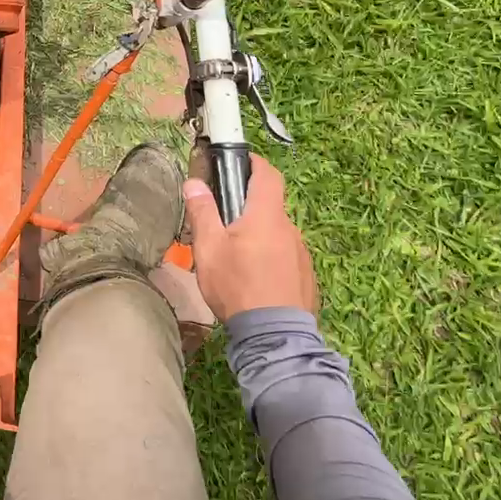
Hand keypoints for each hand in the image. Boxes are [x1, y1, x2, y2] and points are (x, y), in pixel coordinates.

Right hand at [182, 154, 317, 321]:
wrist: (275, 338)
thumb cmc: (237, 285)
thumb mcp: (209, 248)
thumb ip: (203, 212)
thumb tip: (195, 183)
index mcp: (266, 216)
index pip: (268, 174)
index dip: (253, 162)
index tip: (235, 161)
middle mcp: (289, 230)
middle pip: (268, 205)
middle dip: (245, 206)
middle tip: (220, 220)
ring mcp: (301, 255)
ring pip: (275, 233)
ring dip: (256, 234)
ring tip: (233, 255)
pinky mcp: (305, 277)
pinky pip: (284, 255)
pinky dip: (268, 256)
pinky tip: (252, 277)